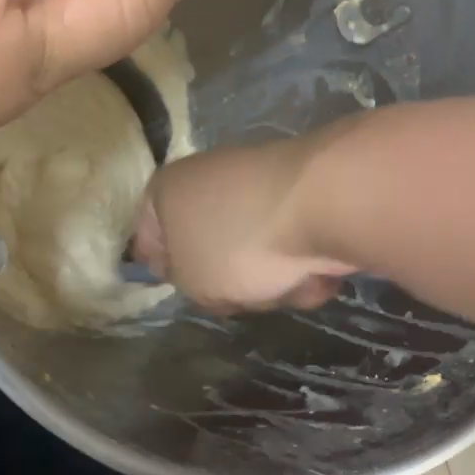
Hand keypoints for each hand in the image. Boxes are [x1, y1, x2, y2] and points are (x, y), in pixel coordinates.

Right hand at [132, 138, 359, 312]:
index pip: (147, 238)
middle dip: (228, 281)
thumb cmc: (238, 242)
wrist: (327, 203)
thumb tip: (198, 268)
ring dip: (271, 280)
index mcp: (166, 190)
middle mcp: (207, 178)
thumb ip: (181, 278)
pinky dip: (303, 264)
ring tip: (288, 286)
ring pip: (252, 250)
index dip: (162, 270)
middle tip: (239, 296)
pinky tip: (318, 274)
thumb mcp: (191, 281)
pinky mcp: (304, 193)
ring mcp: (258, 183)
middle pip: (207, 248)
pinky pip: (292, 242)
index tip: (183, 291)